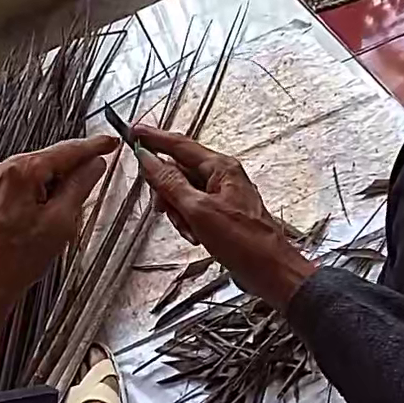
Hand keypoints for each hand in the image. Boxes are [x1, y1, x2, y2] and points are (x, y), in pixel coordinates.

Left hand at [0, 133, 118, 402]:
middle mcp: (3, 170)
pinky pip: (23, 187)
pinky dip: (40, 197)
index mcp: (21, 171)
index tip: (112, 141)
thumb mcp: (61, 222)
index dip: (94, 146)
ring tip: (63, 220)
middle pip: (51, 160)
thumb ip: (80, 186)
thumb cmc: (14, 261)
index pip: (67, 150)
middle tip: (95, 185)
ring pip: (37, 175)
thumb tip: (95, 165)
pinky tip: (44, 221)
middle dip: (74, 171)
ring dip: (56, 188)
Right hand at [133, 125, 315, 309]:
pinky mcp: (220, 213)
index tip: (133, 131)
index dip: (153, 138)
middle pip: (178, 171)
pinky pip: (192, 209)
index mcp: (220, 168)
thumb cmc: (244, 242)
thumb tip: (148, 160)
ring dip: (177, 212)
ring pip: (182, 193)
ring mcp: (220, 195)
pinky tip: (195, 236)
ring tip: (188, 229)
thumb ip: (170, 183)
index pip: (179, 145)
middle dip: (166, 191)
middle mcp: (221, 177)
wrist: (269, 270)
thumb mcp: (198, 210)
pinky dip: (187, 222)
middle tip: (163, 206)